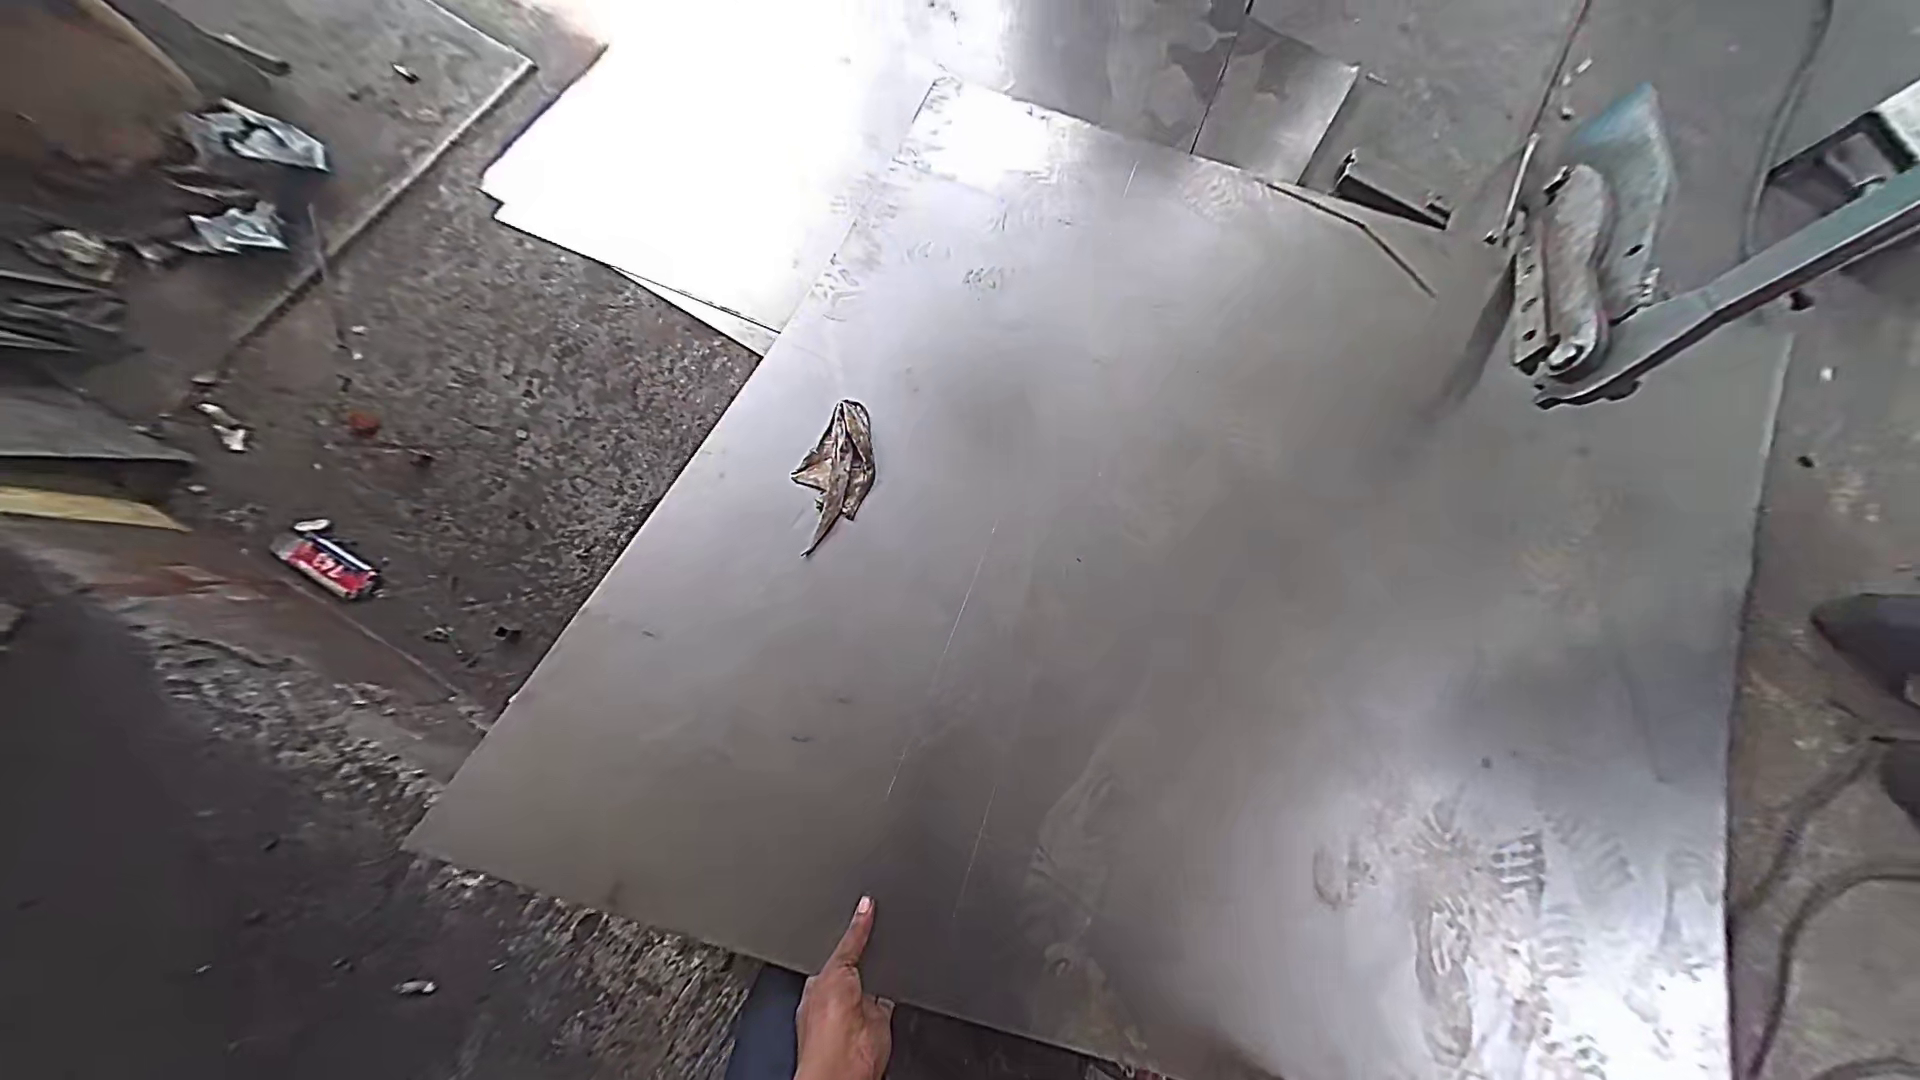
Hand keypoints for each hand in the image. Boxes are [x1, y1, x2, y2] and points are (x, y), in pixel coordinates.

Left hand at [796, 896, 893, 1079]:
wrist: (846, 1066)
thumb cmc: (824, 1031)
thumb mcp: (835, 967)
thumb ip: (853, 937)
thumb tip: (864, 906)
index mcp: (819, 982)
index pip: (834, 947)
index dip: (846, 930)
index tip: (859, 908)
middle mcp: (839, 994)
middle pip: (857, 958)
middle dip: (865, 945)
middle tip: (875, 923)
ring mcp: (861, 1004)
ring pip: (876, 971)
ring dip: (882, 960)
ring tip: (887, 943)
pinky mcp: (881, 1013)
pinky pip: (892, 989)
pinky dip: (898, 979)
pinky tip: (899, 966)